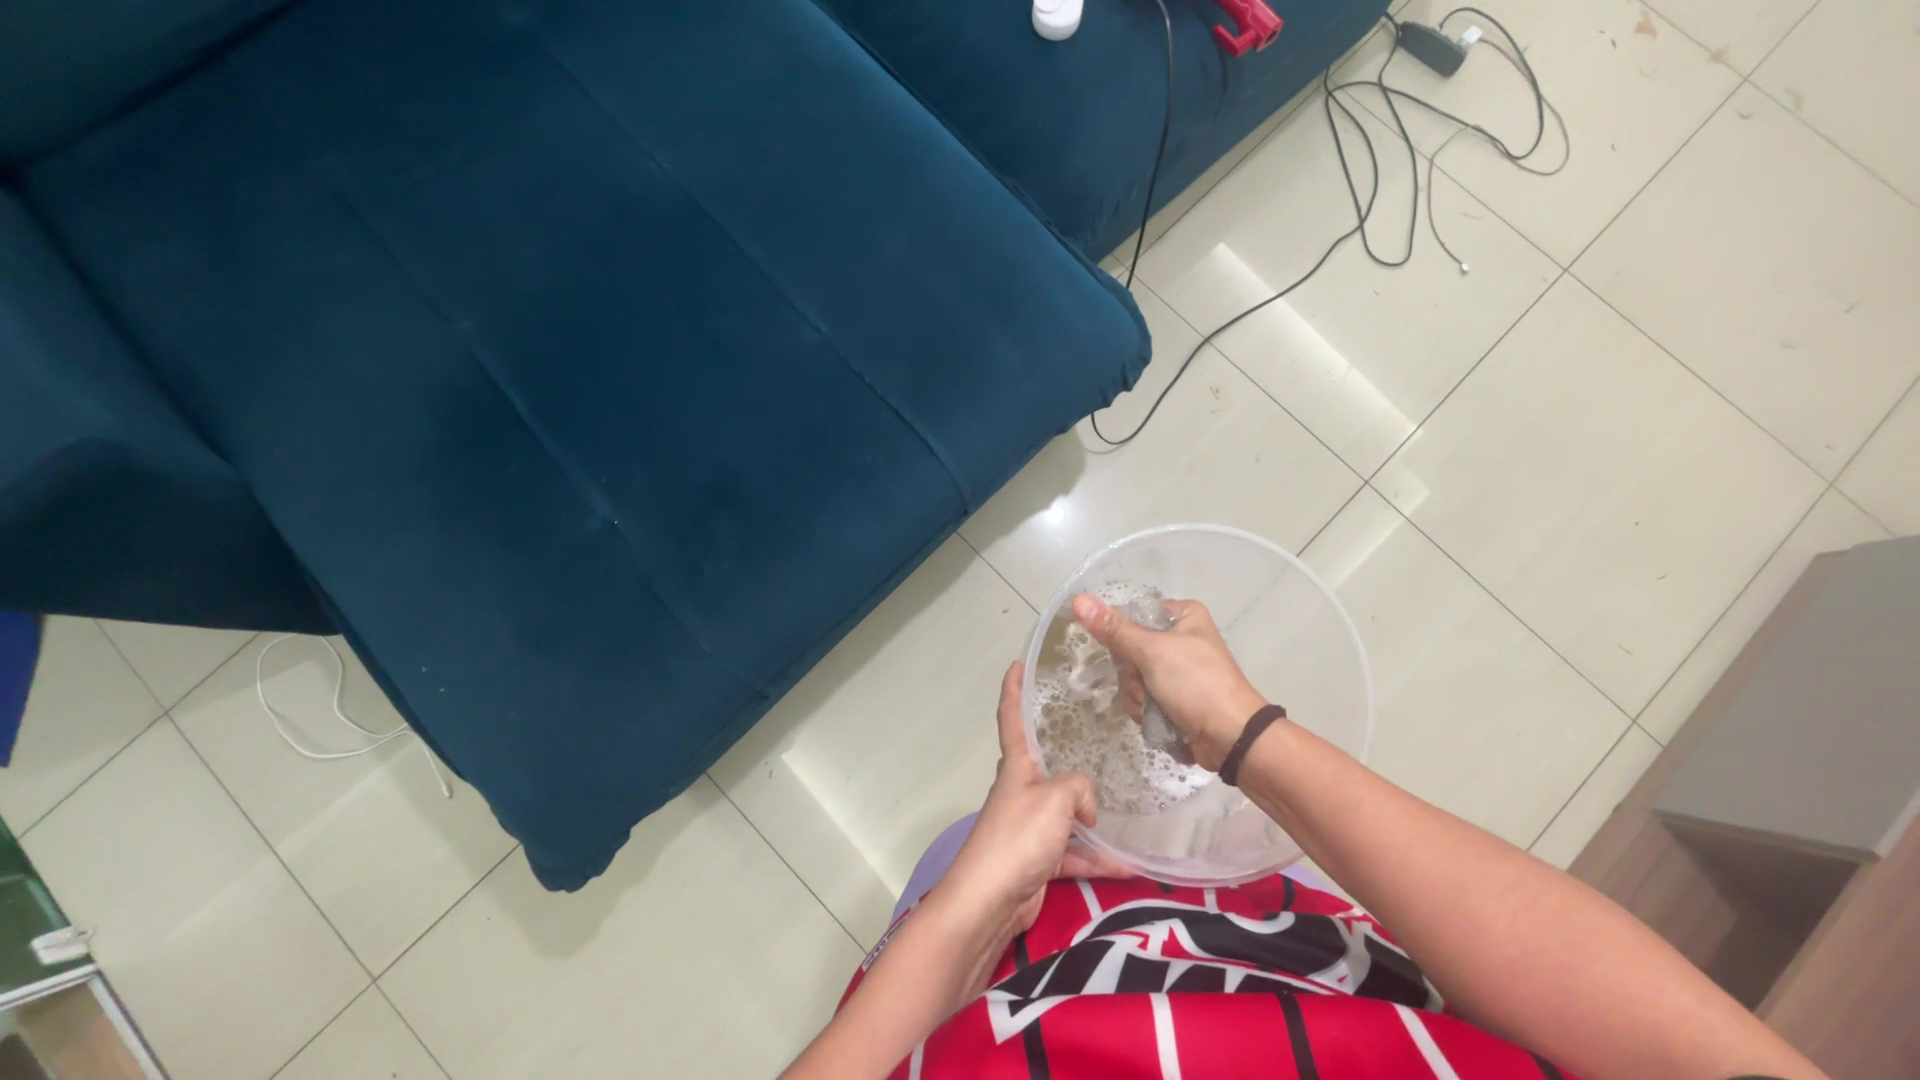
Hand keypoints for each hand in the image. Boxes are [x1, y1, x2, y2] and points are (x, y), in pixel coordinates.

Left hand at [931, 663, 1130, 962]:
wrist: (990, 900)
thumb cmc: (1018, 837)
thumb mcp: (1056, 799)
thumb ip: (1080, 788)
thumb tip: (1087, 808)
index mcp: (1017, 768)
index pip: (1012, 718)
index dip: (1013, 689)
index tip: (1017, 664)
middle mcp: (1021, 792)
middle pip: (1046, 767)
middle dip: (1068, 755)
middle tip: (1099, 739)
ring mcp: (1029, 828)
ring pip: (1066, 815)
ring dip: (1094, 820)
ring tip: (1132, 814)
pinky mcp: (1038, 861)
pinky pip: (1074, 854)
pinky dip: (1097, 860)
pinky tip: (1129, 866)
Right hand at [1072, 594, 1266, 770]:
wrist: (1230, 737)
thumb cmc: (1196, 684)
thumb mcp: (1152, 651)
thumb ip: (1114, 629)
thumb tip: (1078, 599)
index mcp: (1183, 616)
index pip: (1132, 616)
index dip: (1122, 638)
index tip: (1128, 655)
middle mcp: (1181, 638)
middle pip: (1129, 651)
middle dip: (1132, 676)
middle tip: (1146, 685)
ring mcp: (1178, 670)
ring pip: (1133, 677)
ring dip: (1137, 696)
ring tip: (1155, 707)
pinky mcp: (1176, 697)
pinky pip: (1143, 697)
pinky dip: (1145, 709)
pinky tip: (1156, 719)